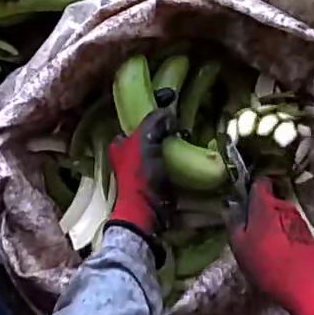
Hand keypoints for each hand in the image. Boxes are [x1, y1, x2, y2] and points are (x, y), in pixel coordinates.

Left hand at [105, 91, 175, 240]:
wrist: (144, 217)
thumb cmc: (140, 177)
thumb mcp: (145, 142)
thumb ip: (154, 123)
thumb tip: (168, 112)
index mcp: (120, 143)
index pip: (138, 117)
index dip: (155, 105)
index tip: (173, 97)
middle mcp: (127, 156)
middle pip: (149, 134)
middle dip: (166, 127)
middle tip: (183, 123)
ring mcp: (140, 172)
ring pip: (159, 149)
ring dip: (174, 143)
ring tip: (190, 137)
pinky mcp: (153, 186)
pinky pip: (168, 166)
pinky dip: (179, 160)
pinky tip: (192, 157)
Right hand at [227, 177, 313, 314]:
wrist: (311, 288)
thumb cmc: (269, 264)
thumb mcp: (241, 248)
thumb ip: (234, 225)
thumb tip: (229, 209)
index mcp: (265, 204)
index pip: (260, 182)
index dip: (252, 187)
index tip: (245, 198)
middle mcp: (285, 206)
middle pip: (272, 199)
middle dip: (263, 209)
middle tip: (253, 225)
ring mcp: (301, 221)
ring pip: (283, 215)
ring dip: (276, 224)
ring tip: (268, 242)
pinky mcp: (312, 237)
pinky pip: (293, 230)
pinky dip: (287, 236)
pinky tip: (282, 252)